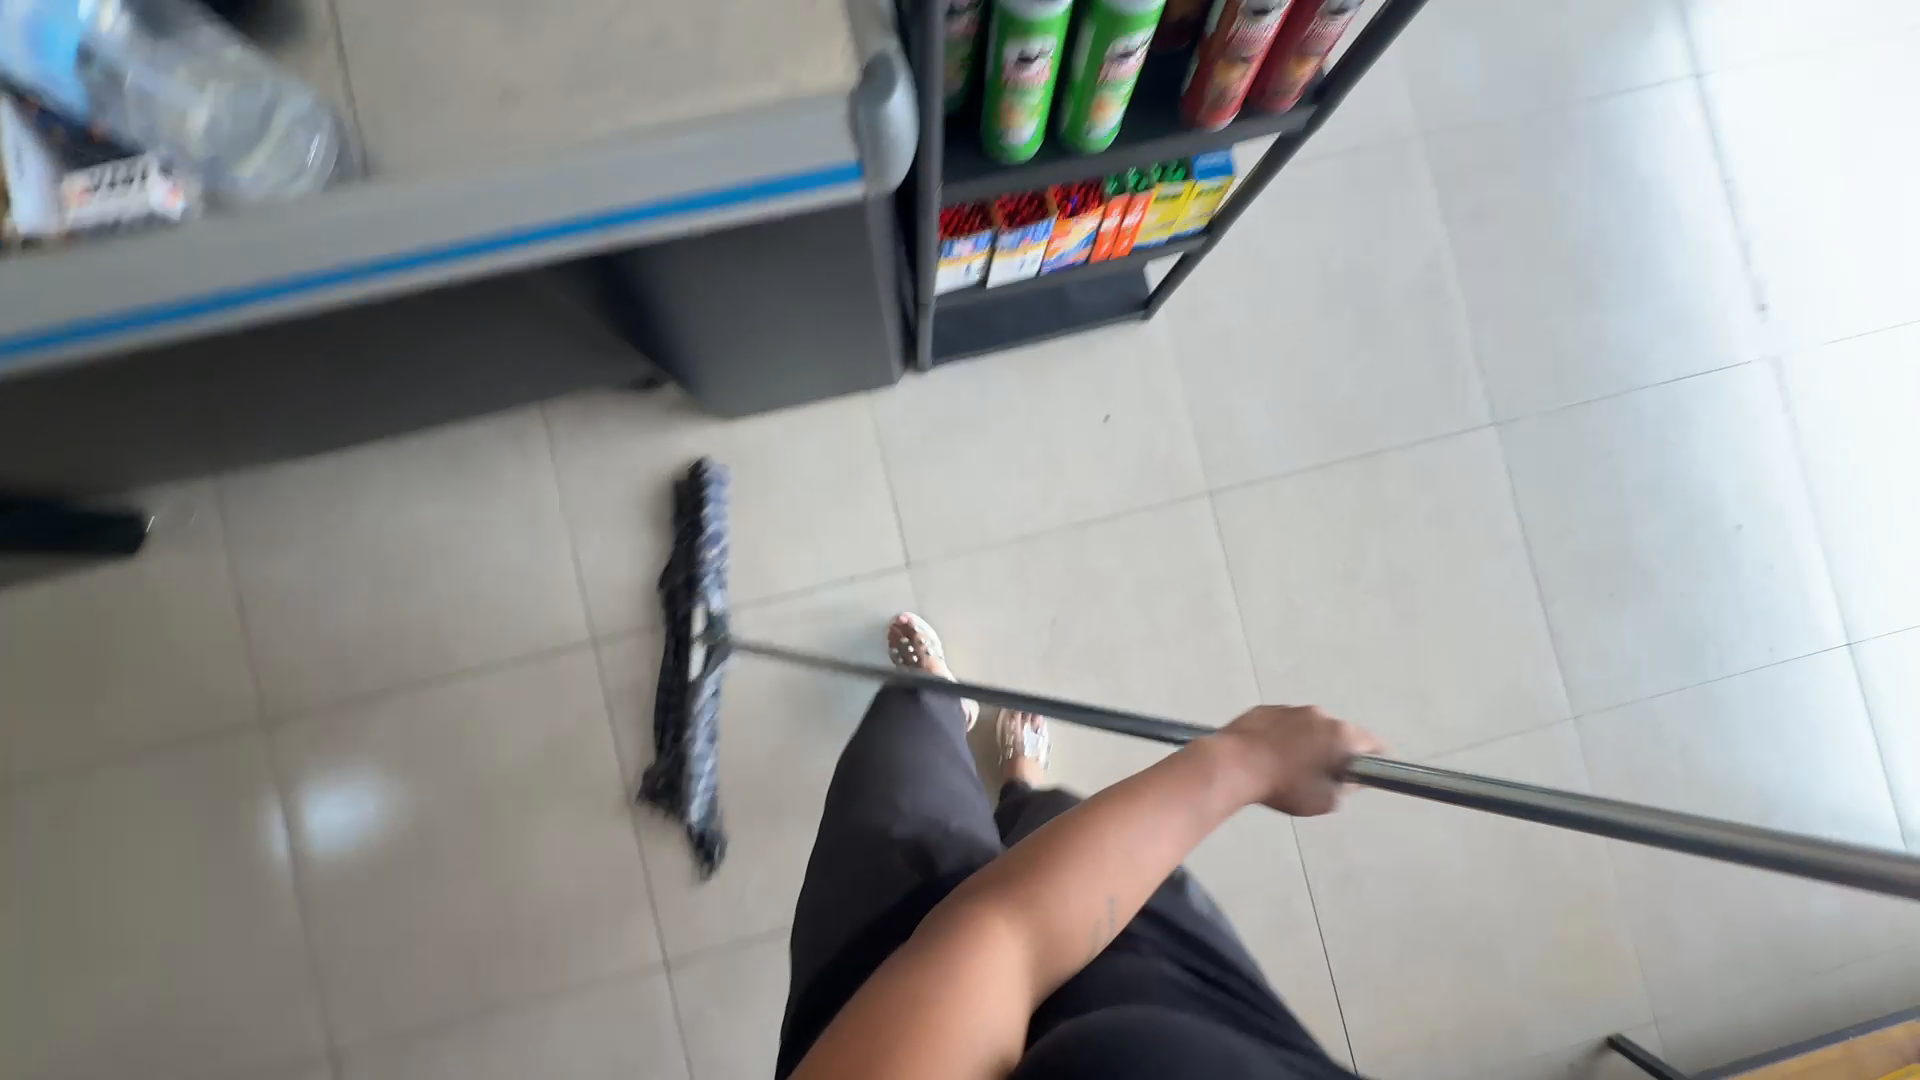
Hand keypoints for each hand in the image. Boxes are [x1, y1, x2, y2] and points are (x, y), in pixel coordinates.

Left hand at [1211, 705, 1384, 815]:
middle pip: (1338, 732)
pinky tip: (1270, 754)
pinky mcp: (1263, 709)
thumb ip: (1347, 787)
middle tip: (1325, 772)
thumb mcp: (1326, 799)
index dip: (1375, 757)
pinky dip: (1282, 735)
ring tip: (1292, 765)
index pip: (1372, 742)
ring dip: (1307, 741)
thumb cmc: (1284, 786)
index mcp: (1340, 733)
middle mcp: (1318, 714)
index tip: (1372, 768)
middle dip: (1335, 749)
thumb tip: (1350, 779)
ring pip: (1308, 726)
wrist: (1234, 765)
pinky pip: (1282, 723)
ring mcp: (1288, 709)